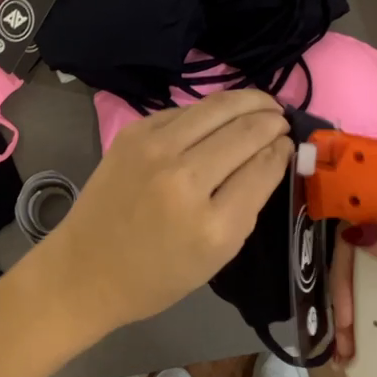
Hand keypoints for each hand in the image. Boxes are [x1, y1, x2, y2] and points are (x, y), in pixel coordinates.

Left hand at [30, 90, 290, 334]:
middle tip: (283, 118)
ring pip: (216, 107)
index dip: (283, 149)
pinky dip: (209, 109)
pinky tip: (222, 113)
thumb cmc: (156, 275)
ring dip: (247, 101)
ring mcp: (155, 150)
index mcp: (212, 224)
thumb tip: (273, 155)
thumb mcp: (217, 255)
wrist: (86, 268)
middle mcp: (185, 179)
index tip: (290, 142)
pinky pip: (184, 111)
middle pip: (244, 130)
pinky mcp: (133, 133)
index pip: (263, 167)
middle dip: (271, 119)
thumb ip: (248, 203)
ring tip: (264, 103)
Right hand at [329, 212, 376, 360]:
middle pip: (369, 235)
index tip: (330, 266)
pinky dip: (374, 313)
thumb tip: (357, 235)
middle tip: (342, 326)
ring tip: (348, 345)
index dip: (344, 221)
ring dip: (354, 301)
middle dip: (346, 279)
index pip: (374, 192)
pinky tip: (365, 342)